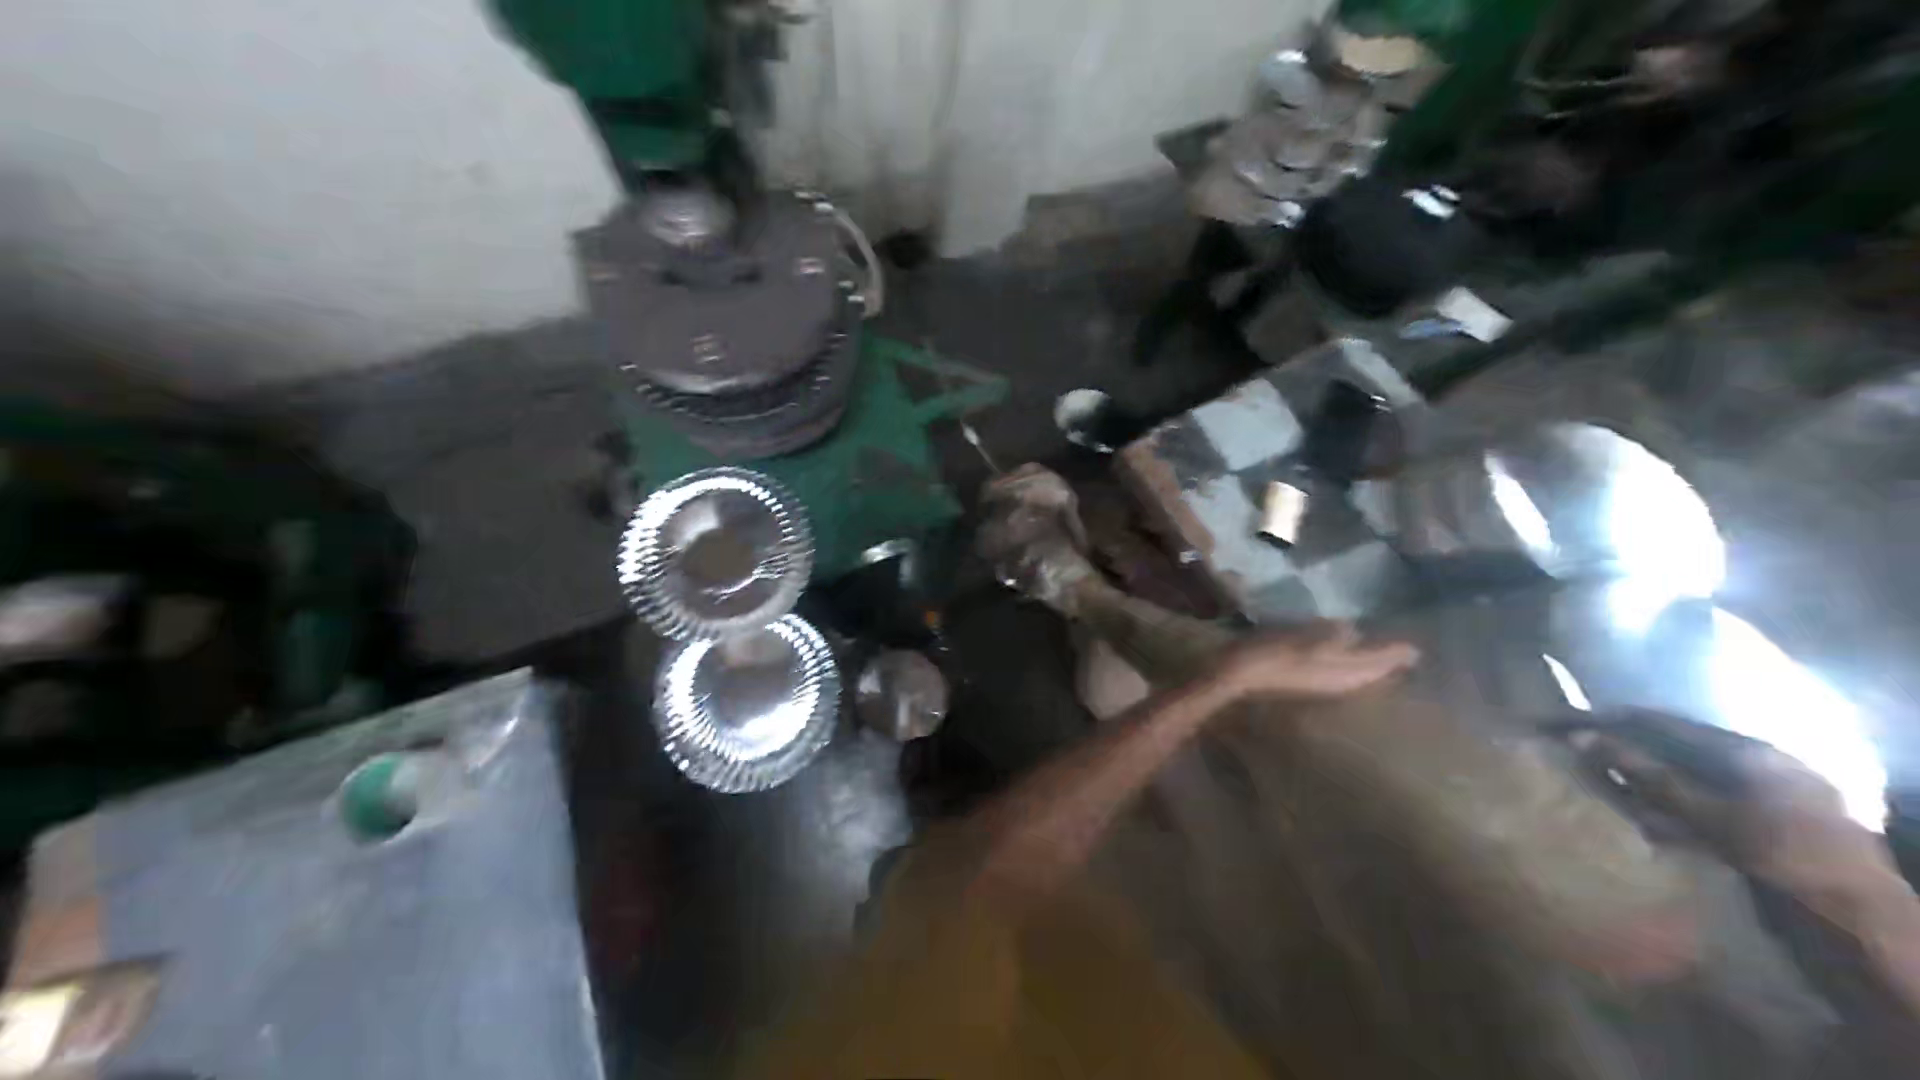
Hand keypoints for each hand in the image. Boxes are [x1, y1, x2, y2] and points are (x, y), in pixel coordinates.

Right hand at [1212, 622, 1418, 702]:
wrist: (1232, 682)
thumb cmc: (1266, 660)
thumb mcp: (1299, 642)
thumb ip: (1330, 637)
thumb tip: (1353, 630)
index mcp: (1341, 674)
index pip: (1378, 663)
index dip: (1396, 653)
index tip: (1416, 647)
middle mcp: (1338, 684)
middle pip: (1371, 673)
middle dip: (1387, 662)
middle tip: (1406, 652)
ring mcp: (1321, 686)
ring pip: (1356, 676)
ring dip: (1369, 666)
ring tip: (1382, 655)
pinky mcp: (1306, 684)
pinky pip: (1339, 675)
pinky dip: (1349, 668)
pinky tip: (1345, 660)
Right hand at [1577, 716, 1900, 908]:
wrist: (1863, 926)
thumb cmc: (1788, 858)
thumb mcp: (1712, 816)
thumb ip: (1648, 776)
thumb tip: (1583, 739)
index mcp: (1753, 751)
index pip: (1666, 722)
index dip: (1614, 720)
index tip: (1568, 721)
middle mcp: (1757, 765)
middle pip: (1673, 747)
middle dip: (1625, 747)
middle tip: (1576, 749)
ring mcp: (1760, 796)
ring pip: (1681, 774)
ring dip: (1640, 777)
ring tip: (1598, 779)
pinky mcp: (1757, 824)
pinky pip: (1695, 801)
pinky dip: (1662, 802)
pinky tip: (1637, 812)